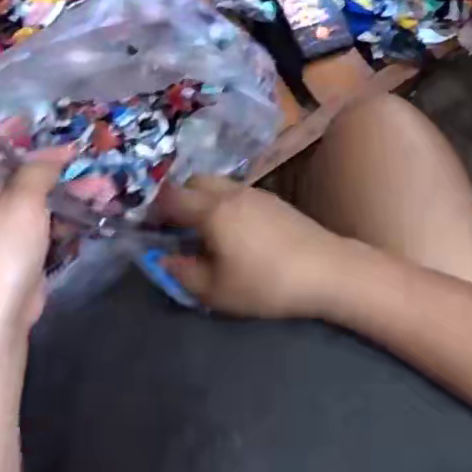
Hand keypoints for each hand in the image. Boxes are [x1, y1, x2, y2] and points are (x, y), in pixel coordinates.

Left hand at [0, 134, 71, 348]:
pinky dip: (63, 220)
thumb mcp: (22, 200)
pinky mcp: (10, 261)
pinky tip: (91, 218)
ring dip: (67, 194)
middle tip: (86, 157)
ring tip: (104, 191)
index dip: (5, 132)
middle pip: (14, 177)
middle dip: (53, 166)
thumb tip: (53, 150)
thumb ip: (39, 169)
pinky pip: (39, 229)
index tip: (36, 120)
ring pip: (33, 204)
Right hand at [156, 176, 362, 318]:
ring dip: (203, 200)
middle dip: (178, 198)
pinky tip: (231, 232)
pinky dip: (225, 204)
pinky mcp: (275, 201)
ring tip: (201, 233)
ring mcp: (258, 193)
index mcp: (214, 210)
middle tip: (172, 229)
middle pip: (196, 181)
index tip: (146, 229)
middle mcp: (234, 192)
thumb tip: (165, 258)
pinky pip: (238, 193)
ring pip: (219, 185)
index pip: (172, 197)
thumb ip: (182, 272)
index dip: (153, 210)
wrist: (325, 268)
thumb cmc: (264, 283)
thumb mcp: (214, 290)